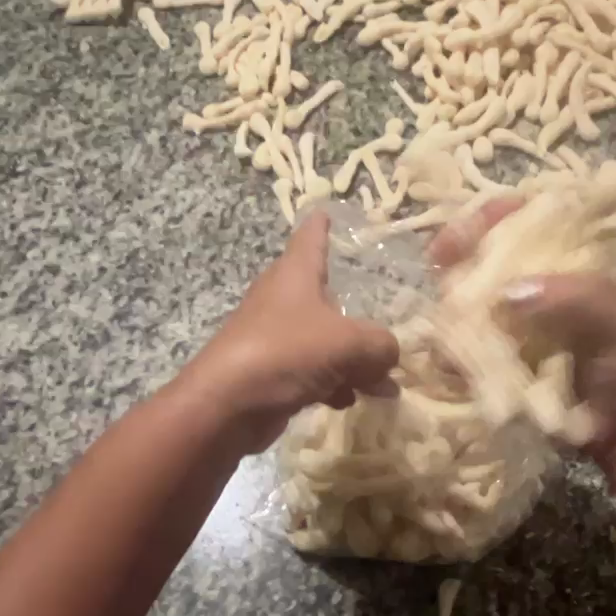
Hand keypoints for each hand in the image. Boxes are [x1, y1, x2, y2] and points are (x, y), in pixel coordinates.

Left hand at [179, 214, 400, 438]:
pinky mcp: (271, 373)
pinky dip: (332, 382)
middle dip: (351, 303)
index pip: (310, 237)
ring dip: (351, 356)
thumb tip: (389, 355)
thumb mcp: (348, 343)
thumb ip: (379, 345)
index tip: (328, 210)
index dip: (321, 224)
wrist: (227, 404)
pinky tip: (353, 400)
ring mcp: (274, 337)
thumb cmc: (286, 352)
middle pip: (322, 291)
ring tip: (383, 377)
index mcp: (295, 274)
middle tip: (384, 305)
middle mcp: (282, 299)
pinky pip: (311, 370)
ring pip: (321, 337)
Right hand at [429, 199, 615, 461]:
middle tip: (437, 271)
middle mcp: (540, 287)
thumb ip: (575, 301)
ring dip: (451, 309)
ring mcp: (520, 326)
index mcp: (573, 264)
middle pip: (485, 255)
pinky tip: (448, 361)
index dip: (490, 218)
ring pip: (469, 301)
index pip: (527, 219)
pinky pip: (466, 348)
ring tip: (442, 327)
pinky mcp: (505, 362)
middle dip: (458, 260)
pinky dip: (452, 350)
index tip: (459, 237)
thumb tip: (508, 292)